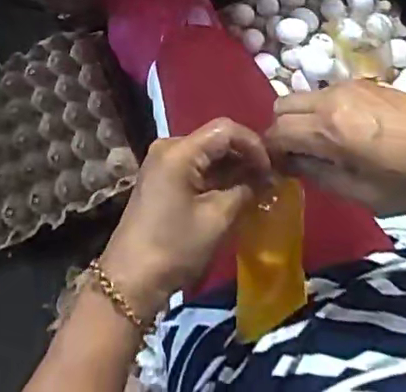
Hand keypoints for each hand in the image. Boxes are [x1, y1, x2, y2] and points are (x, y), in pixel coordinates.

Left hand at [98, 119, 271, 314]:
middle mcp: (169, 146)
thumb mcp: (216, 219)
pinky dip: (218, 175)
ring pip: (207, 152)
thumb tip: (266, 178)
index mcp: (179, 150)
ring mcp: (163, 161)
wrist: (132, 276)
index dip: (253, 144)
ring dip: (233, 166)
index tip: (273, 169)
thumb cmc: (175, 246)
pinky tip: (237, 191)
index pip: (225, 129)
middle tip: (272, 178)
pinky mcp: (163, 177)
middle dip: (245, 155)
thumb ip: (244, 191)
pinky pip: (196, 165)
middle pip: (215, 138)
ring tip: (260, 186)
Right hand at [265, 80, 405, 216]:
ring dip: (301, 120)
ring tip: (323, 148)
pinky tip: (346, 136)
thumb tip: (294, 165)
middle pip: (281, 107)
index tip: (279, 171)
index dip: (272, 153)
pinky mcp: (362, 83)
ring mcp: (345, 86)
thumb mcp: (365, 194)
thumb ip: (320, 176)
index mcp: (328, 128)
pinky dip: (319, 112)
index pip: (276, 132)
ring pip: (301, 97)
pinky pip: (323, 95)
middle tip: (298, 159)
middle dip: (281, 132)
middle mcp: (329, 98)